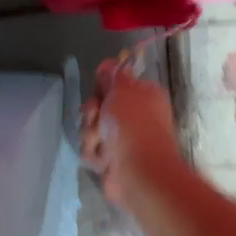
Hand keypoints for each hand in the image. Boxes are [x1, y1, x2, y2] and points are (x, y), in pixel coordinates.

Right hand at [81, 60, 179, 205]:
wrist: (139, 172)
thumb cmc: (133, 126)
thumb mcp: (122, 90)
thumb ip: (112, 75)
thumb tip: (108, 63)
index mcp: (144, 95)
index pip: (115, 83)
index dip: (102, 87)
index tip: (99, 92)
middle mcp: (135, 116)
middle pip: (98, 106)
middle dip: (92, 113)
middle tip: (97, 118)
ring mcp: (123, 139)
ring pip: (91, 129)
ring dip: (91, 135)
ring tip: (102, 143)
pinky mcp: (113, 159)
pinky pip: (92, 149)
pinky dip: (95, 153)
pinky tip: (105, 160)